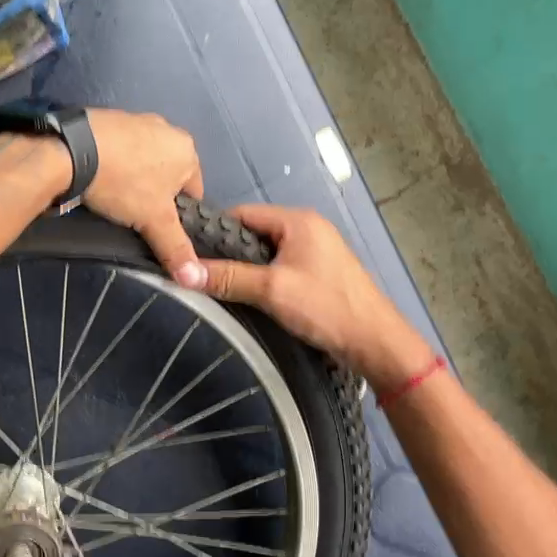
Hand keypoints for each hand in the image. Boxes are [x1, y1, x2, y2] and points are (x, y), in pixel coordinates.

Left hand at [81, 109, 206, 287]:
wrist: (72, 150)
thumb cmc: (124, 183)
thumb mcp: (153, 220)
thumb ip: (176, 247)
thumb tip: (195, 279)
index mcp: (187, 149)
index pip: (194, 191)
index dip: (178, 214)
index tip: (157, 226)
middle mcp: (168, 129)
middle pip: (169, 174)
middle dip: (155, 194)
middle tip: (135, 214)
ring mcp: (138, 119)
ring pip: (144, 160)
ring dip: (134, 177)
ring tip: (114, 197)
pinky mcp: (110, 118)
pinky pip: (120, 148)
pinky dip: (114, 162)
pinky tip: (100, 177)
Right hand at [198, 204, 430, 378]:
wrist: (375, 343)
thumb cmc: (325, 307)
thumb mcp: (271, 290)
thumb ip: (227, 278)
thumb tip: (181, 272)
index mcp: (298, 220)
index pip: (243, 214)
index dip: (215, 231)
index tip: (190, 253)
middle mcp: (308, 228)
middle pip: (254, 232)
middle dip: (230, 253)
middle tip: (204, 275)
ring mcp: (316, 251)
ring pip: (267, 253)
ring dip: (247, 269)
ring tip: (223, 289)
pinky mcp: (320, 273)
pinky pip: (281, 267)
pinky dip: (265, 279)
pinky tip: (252, 298)